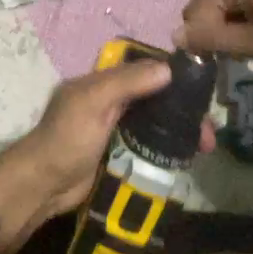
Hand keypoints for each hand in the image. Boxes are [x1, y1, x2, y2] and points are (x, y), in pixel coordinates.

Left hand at [0, 60, 212, 217]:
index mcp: (100, 81)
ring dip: (180, 131)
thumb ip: (126, 83)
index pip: (141, 67)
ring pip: (155, 122)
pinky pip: (150, 144)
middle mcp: (109, 100)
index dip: (170, 73)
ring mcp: (114, 128)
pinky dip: (168, 147)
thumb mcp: (92, 102)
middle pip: (154, 97)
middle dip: (182, 109)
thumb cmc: (66, 138)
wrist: (44, 185)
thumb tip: (167, 68)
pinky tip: (188, 156)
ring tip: (205, 146)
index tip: (201, 87)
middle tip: (209, 130)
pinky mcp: (118, 153)